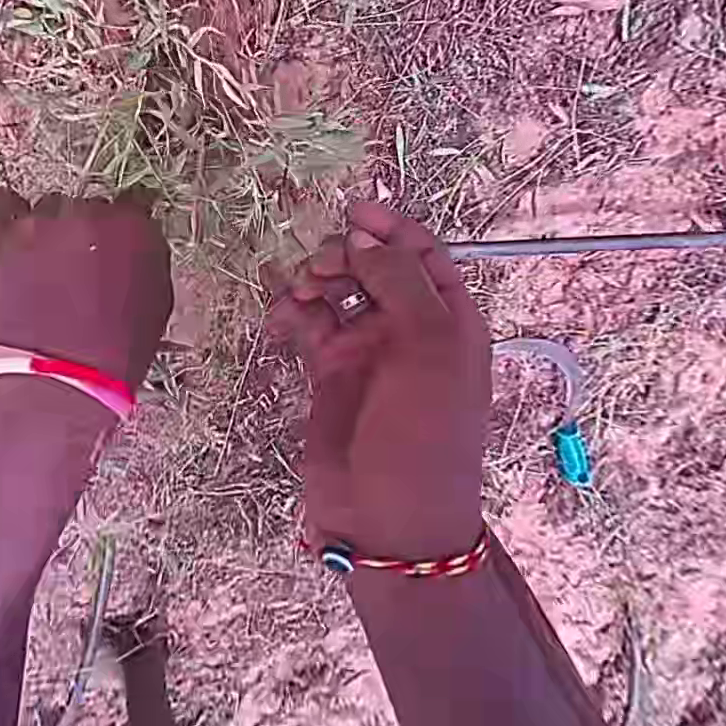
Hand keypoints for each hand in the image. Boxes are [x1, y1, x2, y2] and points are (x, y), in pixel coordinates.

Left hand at [0, 186, 173, 387]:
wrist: (53, 388)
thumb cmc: (113, 358)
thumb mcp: (154, 306)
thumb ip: (148, 259)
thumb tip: (135, 242)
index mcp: (134, 228)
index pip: (134, 202)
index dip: (120, 225)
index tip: (111, 242)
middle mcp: (89, 213)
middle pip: (86, 206)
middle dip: (83, 233)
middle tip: (73, 270)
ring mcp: (39, 222)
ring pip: (45, 208)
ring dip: (44, 231)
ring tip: (36, 271)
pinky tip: (2, 237)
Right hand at [271, 202, 490, 558]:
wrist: (386, 516)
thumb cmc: (421, 430)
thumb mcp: (429, 348)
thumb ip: (399, 281)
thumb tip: (363, 236)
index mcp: (447, 318)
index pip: (422, 253)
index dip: (390, 227)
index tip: (352, 209)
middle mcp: (407, 326)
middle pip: (372, 266)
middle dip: (344, 255)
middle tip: (320, 269)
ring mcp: (366, 347)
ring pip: (335, 291)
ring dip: (313, 281)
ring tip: (297, 294)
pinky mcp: (329, 368)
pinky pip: (308, 323)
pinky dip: (291, 312)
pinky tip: (279, 318)